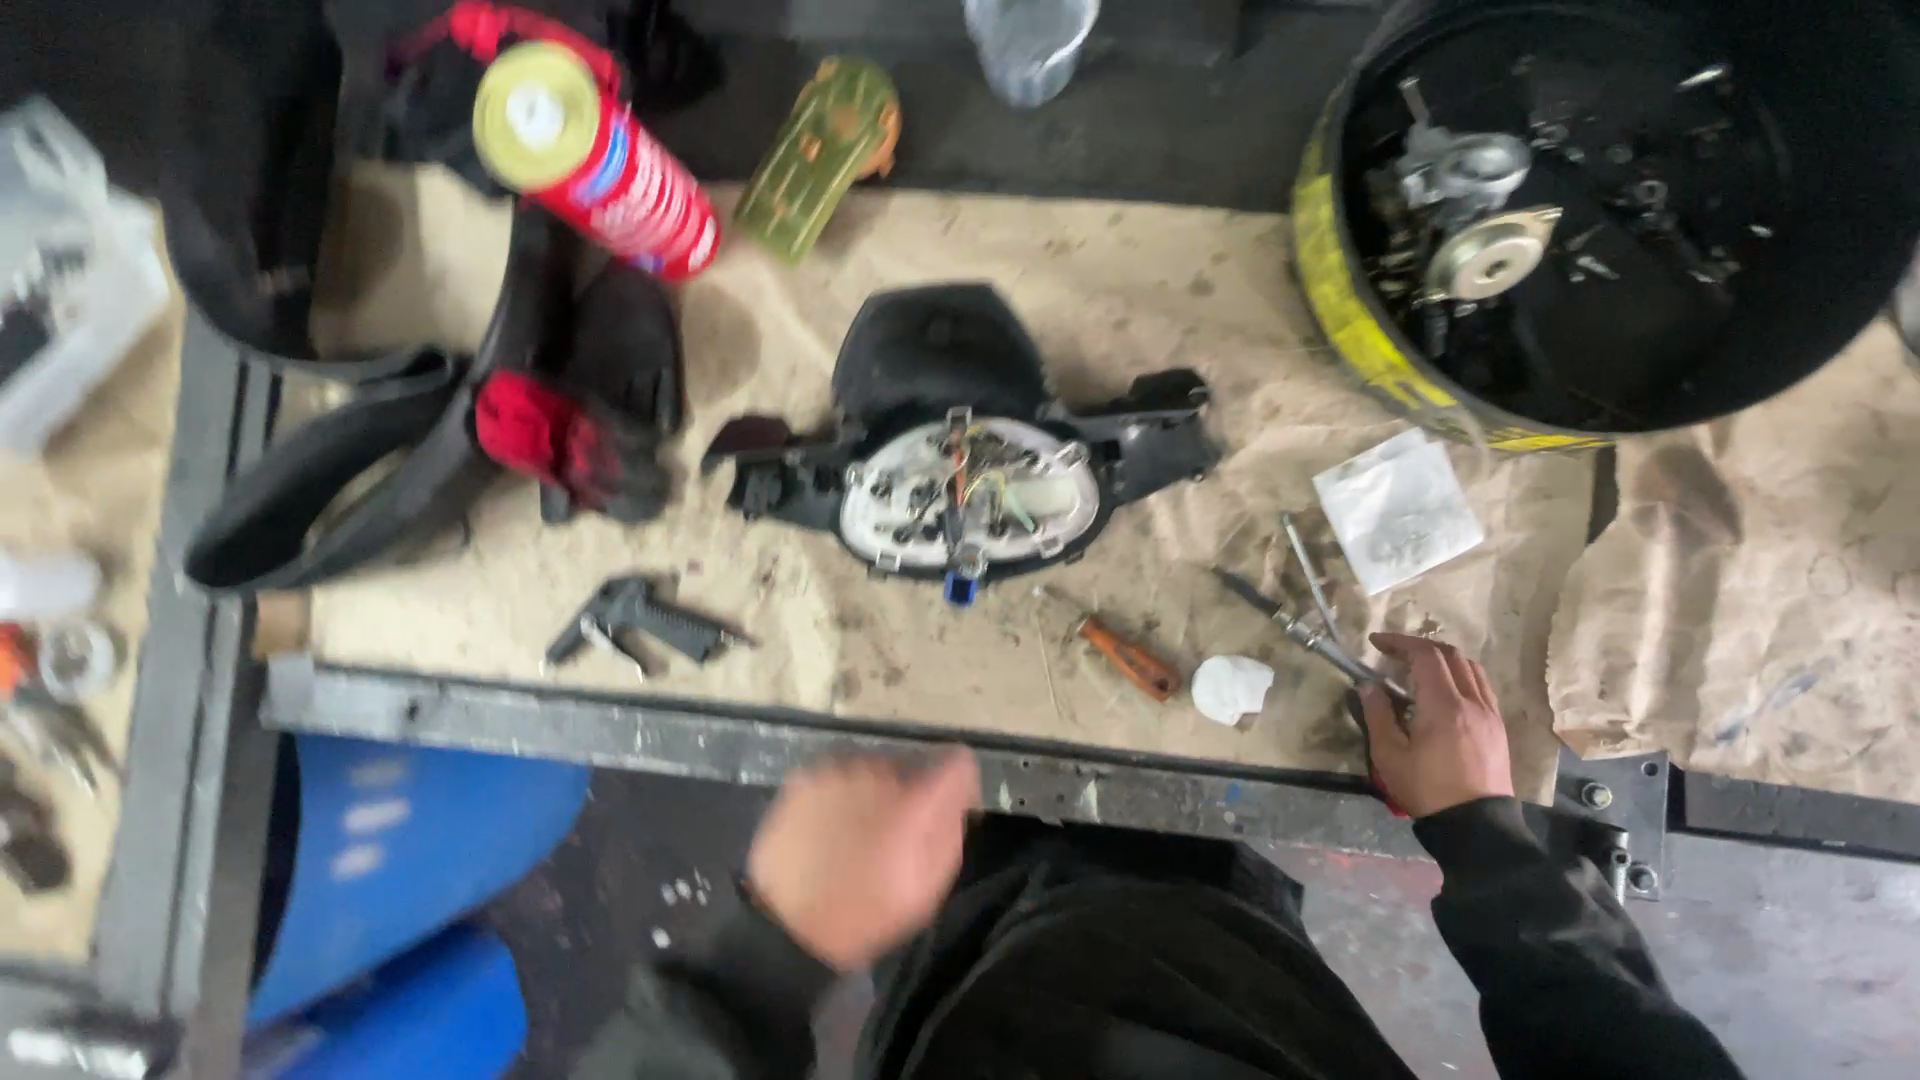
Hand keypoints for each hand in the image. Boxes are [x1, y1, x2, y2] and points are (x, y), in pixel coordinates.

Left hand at [746, 748, 979, 970]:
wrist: (788, 925)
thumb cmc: (866, 912)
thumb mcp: (927, 886)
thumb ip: (950, 830)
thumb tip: (957, 797)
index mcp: (916, 800)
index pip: (957, 761)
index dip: (961, 780)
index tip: (955, 803)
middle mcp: (880, 771)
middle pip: (912, 764)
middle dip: (912, 790)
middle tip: (900, 828)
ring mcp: (838, 770)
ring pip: (873, 766)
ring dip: (877, 788)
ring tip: (861, 827)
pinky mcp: (805, 777)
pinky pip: (839, 774)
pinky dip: (843, 791)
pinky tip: (833, 823)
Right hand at [1360, 633, 1512, 817]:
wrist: (1475, 825)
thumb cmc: (1426, 789)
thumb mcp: (1389, 754)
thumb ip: (1378, 714)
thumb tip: (1368, 685)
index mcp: (1444, 706)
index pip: (1425, 655)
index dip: (1399, 642)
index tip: (1375, 643)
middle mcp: (1473, 702)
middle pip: (1451, 655)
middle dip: (1419, 646)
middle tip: (1392, 653)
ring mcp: (1490, 714)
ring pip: (1471, 668)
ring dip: (1442, 659)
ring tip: (1417, 668)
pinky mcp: (1498, 727)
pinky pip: (1481, 687)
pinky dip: (1459, 676)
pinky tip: (1443, 691)